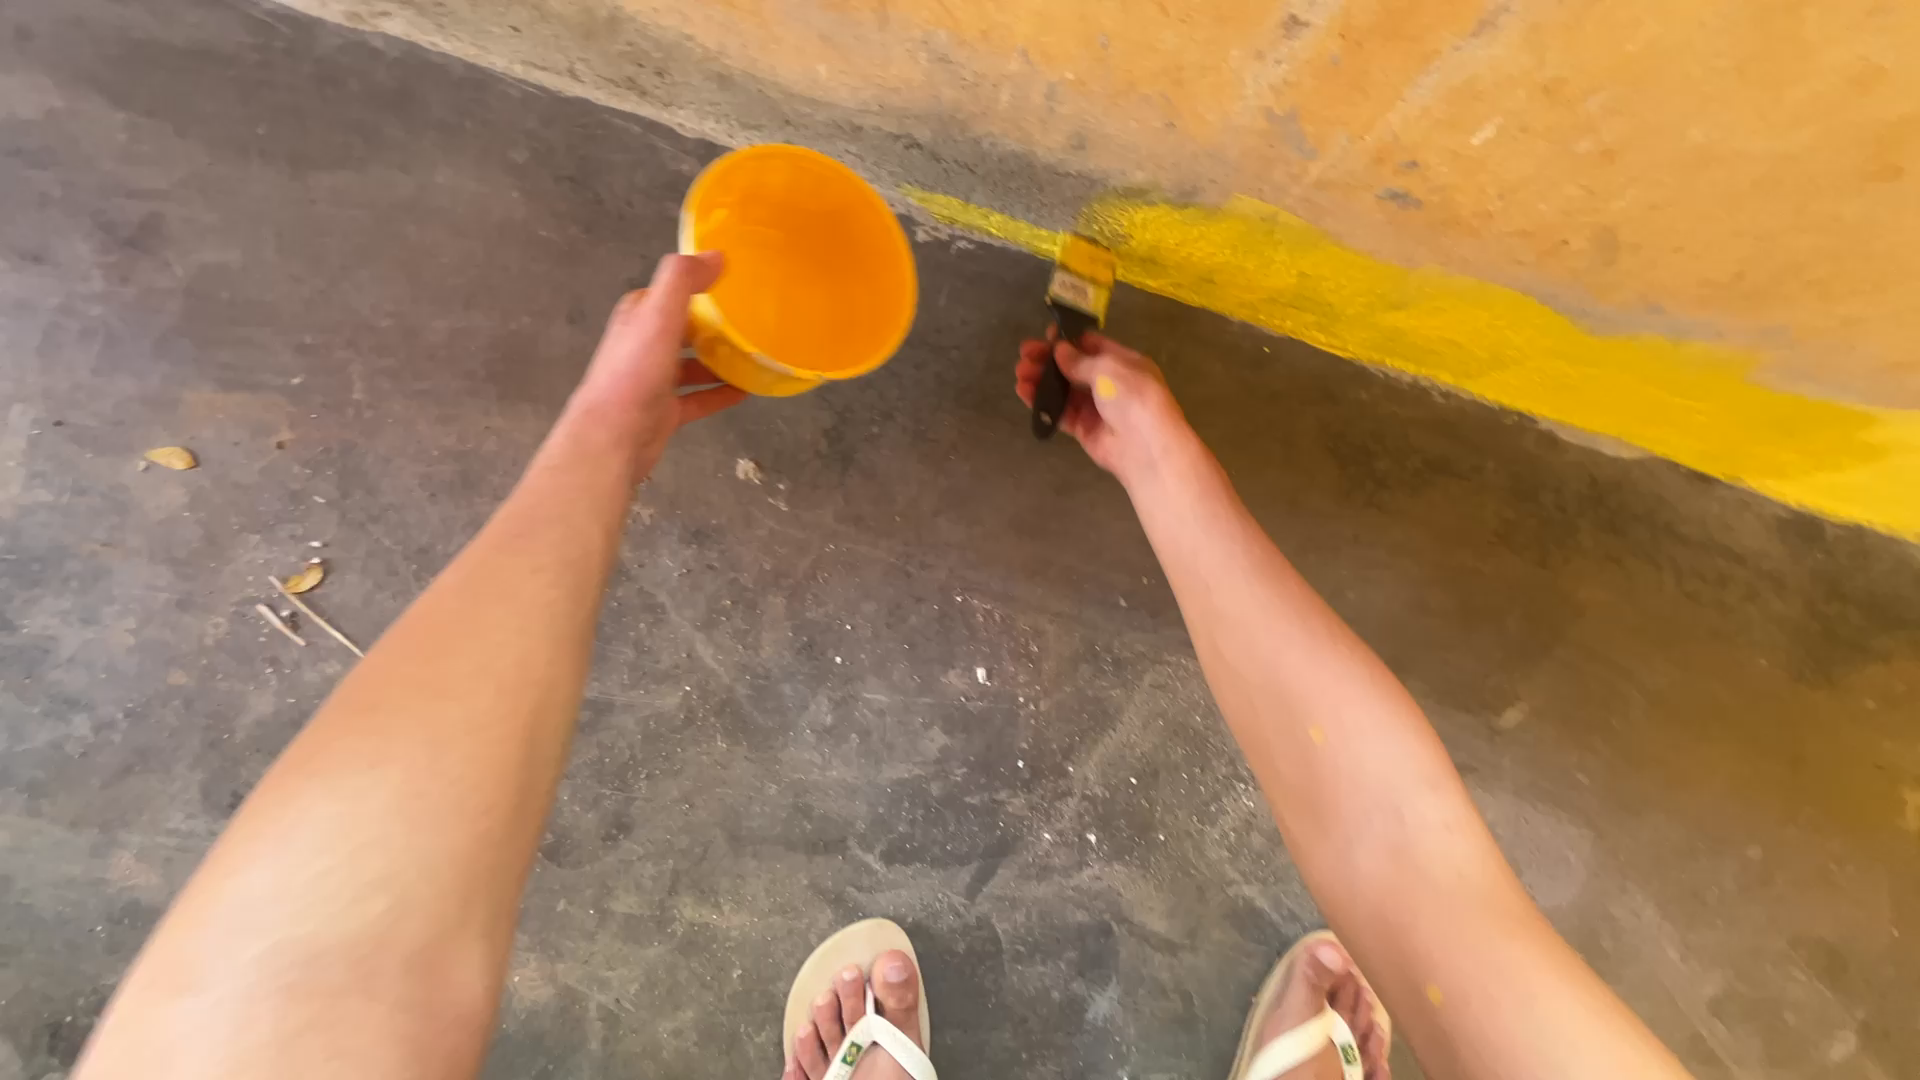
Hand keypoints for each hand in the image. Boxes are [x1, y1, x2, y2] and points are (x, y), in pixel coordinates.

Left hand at [570, 251, 746, 475]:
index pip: (670, 292)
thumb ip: (682, 280)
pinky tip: (746, 392)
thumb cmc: (635, 371)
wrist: (614, 435)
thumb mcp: (659, 315)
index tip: (734, 285)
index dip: (698, 286)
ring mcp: (655, 381)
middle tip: (753, 323)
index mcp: (639, 317)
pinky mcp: (666, 412)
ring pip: (693, 365)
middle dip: (714, 326)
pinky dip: (721, 394)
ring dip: (720, 361)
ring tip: (754, 357)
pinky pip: (699, 399)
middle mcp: (645, 345)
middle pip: (685, 329)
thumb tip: (718, 255)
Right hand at [1015, 330, 1191, 487]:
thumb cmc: (1132, 396)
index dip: (1067, 341)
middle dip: (1048, 360)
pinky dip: (1042, 403)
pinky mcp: (1083, 428)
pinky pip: (1059, 412)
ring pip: (1063, 390)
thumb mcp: (1108, 368)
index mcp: (1121, 362)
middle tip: (1024, 355)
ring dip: (1041, 380)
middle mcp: (1108, 383)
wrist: (1144, 445)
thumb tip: (1059, 350)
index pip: (1091, 346)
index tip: (1045, 337)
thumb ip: (1080, 360)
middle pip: (1073, 368)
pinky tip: (1025, 393)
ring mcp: (1095, 407)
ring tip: (1020, 373)